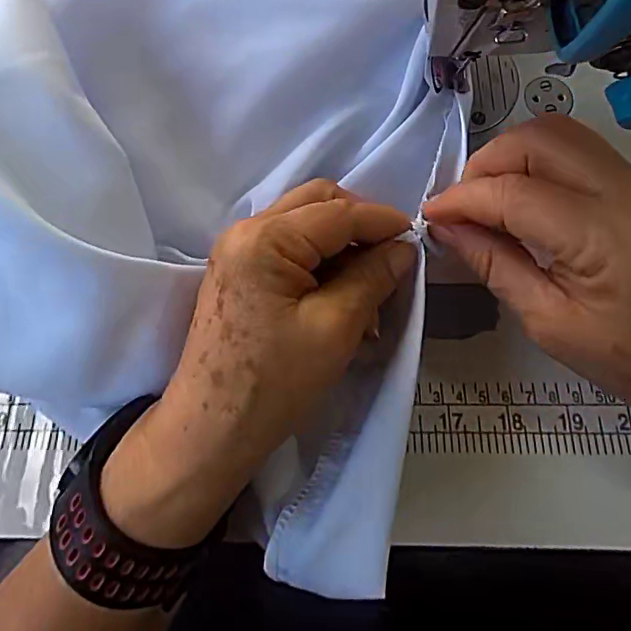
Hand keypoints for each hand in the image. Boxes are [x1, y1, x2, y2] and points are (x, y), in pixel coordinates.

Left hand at [102, 180, 417, 546]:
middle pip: (315, 203)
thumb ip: (371, 277)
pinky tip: (343, 293)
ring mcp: (236, 249)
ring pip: (303, 222)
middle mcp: (245, 231)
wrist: (212, 427)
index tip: (419, 239)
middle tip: (393, 259)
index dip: (382, 221)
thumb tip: (402, 248)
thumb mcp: (335, 329)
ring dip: (340, 243)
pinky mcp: (237, 270)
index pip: (336, 211)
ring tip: (371, 286)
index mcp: (264, 238)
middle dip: (359, 224)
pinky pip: (287, 246)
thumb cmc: (274, 382)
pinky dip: (319, 259)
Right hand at [420, 115, 630, 456]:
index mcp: (605, 239)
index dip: (462, 199)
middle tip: (464, 206)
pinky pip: (574, 148)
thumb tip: (445, 227)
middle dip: (485, 164)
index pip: (514, 191)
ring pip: (556, 132)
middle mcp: (626, 195)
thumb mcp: (547, 322)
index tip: (432, 215)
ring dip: (510, 156)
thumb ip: (493, 264)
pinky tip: (521, 198)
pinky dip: (535, 161)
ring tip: (489, 199)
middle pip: (537, 139)